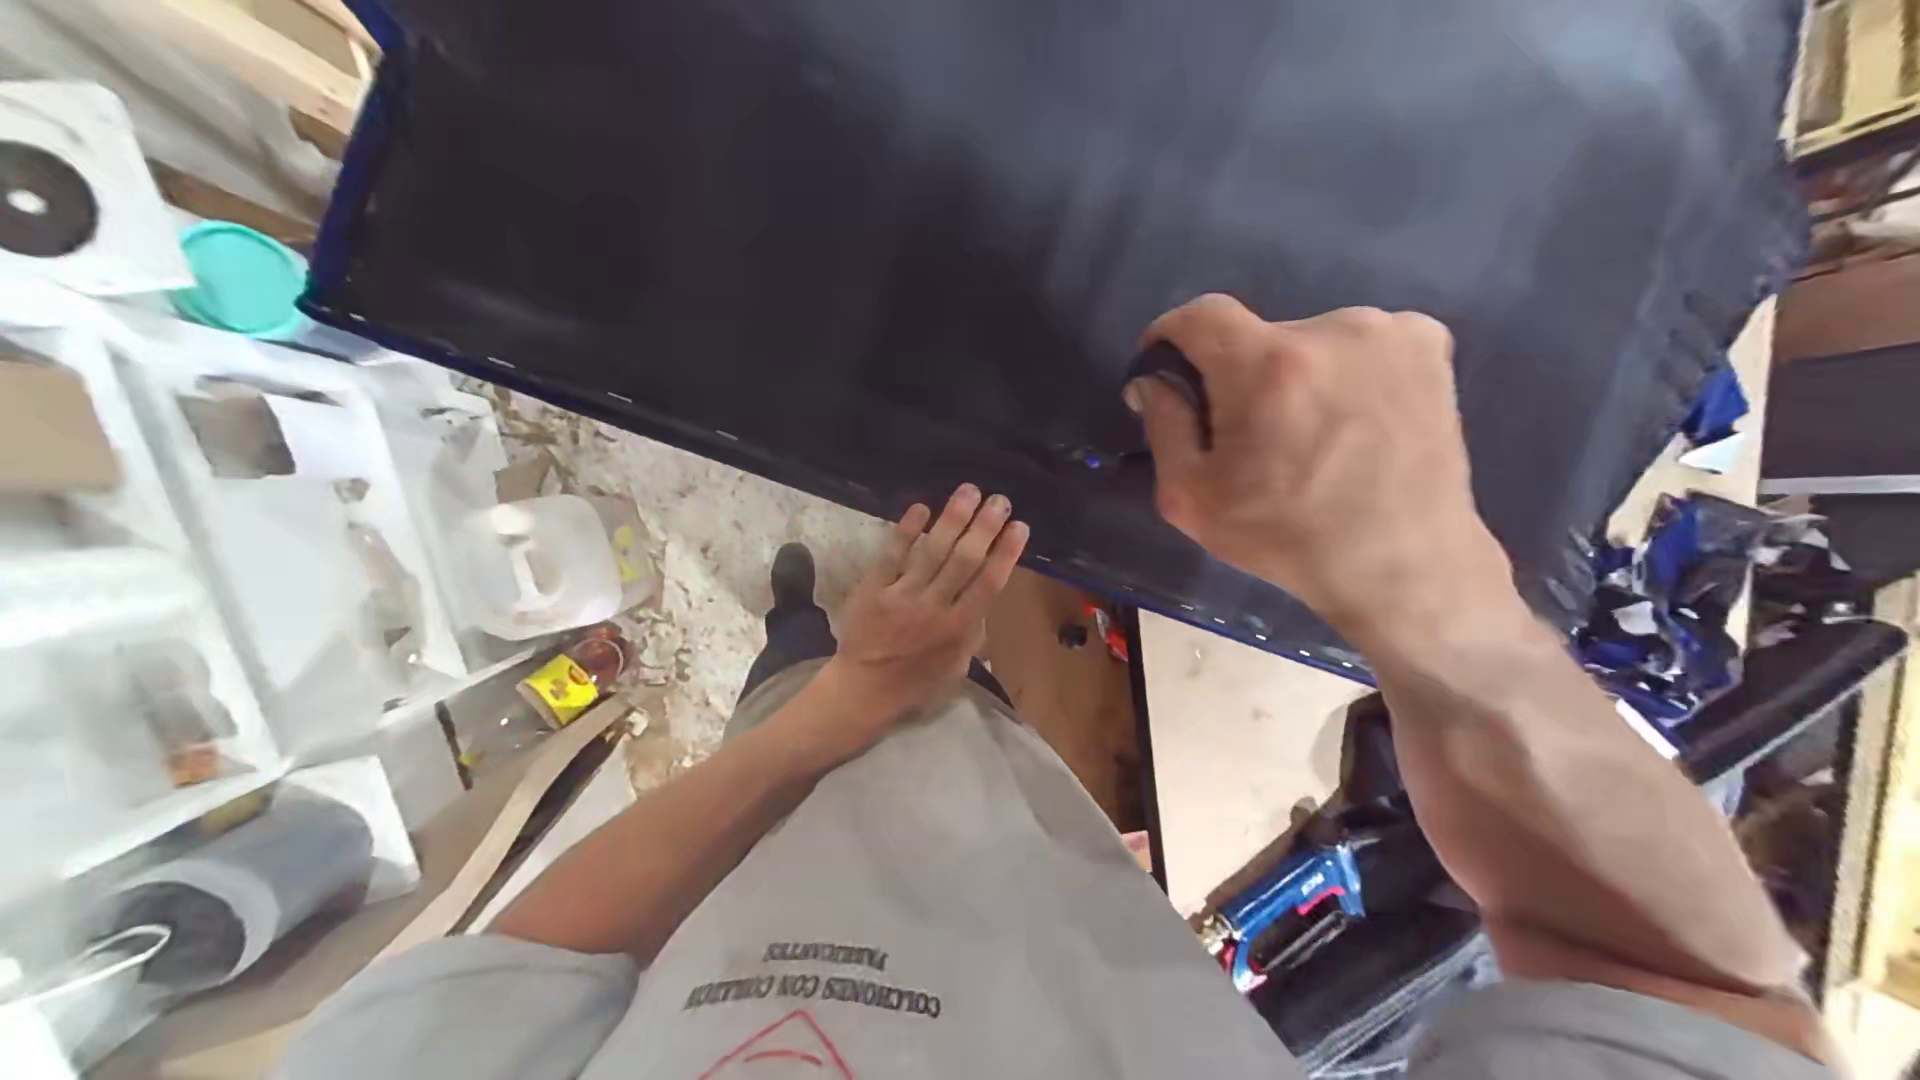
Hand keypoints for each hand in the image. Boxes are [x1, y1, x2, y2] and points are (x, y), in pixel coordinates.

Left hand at [819, 485, 1028, 728]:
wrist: (863, 690)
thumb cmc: (916, 682)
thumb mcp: (957, 666)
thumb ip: (973, 632)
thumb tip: (985, 600)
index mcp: (960, 628)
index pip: (989, 582)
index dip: (1006, 552)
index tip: (1019, 527)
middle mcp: (935, 607)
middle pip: (965, 559)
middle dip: (985, 526)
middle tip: (999, 500)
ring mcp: (903, 596)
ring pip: (933, 550)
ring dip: (953, 518)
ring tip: (969, 491)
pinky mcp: (874, 589)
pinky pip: (892, 554)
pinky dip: (907, 530)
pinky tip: (922, 507)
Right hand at [1128, 294, 1515, 642]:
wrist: (1403, 565)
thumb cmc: (1285, 537)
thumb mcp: (1191, 497)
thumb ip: (1163, 426)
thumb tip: (1152, 381)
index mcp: (1266, 366)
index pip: (1198, 314)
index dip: (1169, 338)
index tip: (1167, 374)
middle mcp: (1331, 329)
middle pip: (1253, 335)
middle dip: (1235, 375)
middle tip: (1247, 433)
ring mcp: (1389, 331)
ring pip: (1305, 340)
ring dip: (1290, 374)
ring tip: (1307, 432)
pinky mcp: (1430, 345)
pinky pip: (1357, 343)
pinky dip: (1341, 370)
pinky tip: (1352, 419)